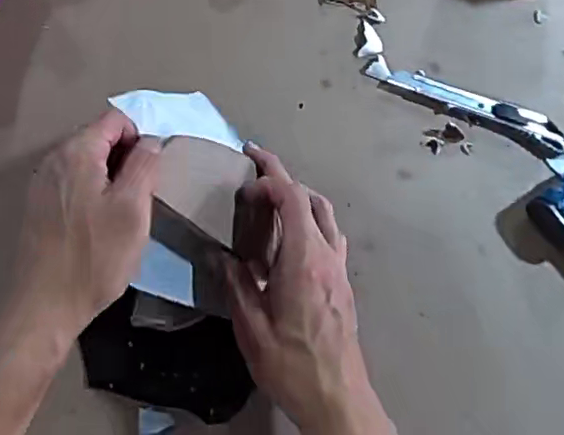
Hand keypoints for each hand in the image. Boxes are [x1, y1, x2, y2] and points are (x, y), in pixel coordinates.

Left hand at [8, 109, 161, 340]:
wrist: (42, 313)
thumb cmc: (93, 258)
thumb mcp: (133, 208)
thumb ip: (145, 164)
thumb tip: (149, 141)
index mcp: (76, 152)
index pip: (117, 119)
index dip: (140, 138)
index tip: (149, 173)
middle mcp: (54, 159)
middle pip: (100, 137)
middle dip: (125, 158)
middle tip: (138, 196)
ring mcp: (42, 182)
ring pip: (88, 161)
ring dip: (110, 176)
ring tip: (120, 214)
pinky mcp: (38, 206)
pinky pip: (73, 181)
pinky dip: (92, 191)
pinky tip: (97, 225)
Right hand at [225, 146, 392, 434]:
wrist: (338, 398)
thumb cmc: (293, 365)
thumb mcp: (252, 330)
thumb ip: (236, 285)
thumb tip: (220, 255)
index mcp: (303, 257)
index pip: (291, 196)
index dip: (267, 179)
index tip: (244, 182)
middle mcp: (326, 251)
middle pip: (307, 196)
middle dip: (280, 175)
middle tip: (254, 165)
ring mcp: (338, 263)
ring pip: (323, 210)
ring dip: (298, 193)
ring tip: (272, 196)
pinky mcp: (343, 278)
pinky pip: (330, 231)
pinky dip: (311, 216)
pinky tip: (296, 233)